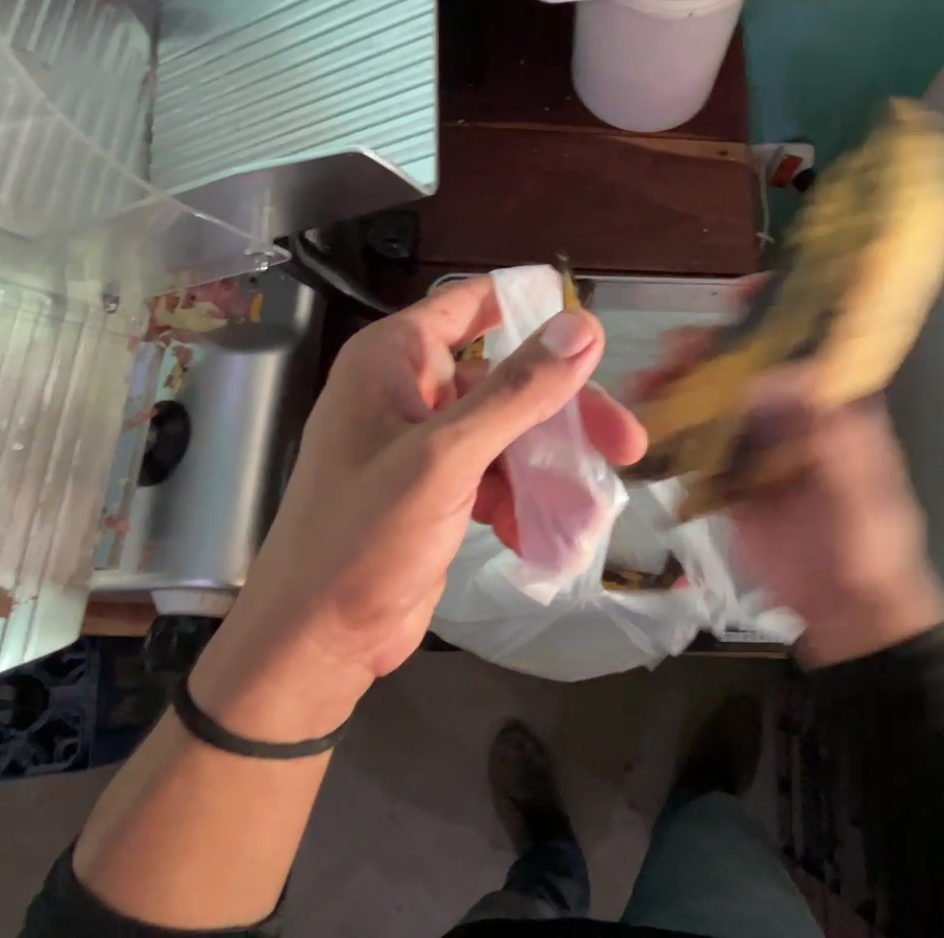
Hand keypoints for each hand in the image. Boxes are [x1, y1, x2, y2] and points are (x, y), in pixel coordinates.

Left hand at [191, 277, 646, 739]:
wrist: (316, 640)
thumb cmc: (363, 538)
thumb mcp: (445, 458)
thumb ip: (515, 392)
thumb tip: (583, 328)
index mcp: (393, 359)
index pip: (472, 304)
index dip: (533, 308)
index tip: (595, 332)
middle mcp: (407, 391)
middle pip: (506, 380)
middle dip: (565, 416)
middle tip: (626, 445)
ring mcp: (422, 445)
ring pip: (508, 435)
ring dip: (549, 472)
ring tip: (587, 515)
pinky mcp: (435, 492)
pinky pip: (494, 479)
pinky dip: (521, 504)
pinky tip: (539, 540)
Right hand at [630, 287, 943, 668]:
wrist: (842, 607)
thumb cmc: (864, 540)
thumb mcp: (854, 482)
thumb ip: (821, 431)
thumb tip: (767, 377)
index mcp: (831, 405)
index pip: (806, 342)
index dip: (777, 311)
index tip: (741, 292)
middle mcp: (791, 416)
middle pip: (744, 367)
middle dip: (707, 351)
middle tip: (674, 349)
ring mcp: (757, 447)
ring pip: (712, 402)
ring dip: (679, 388)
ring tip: (645, 384)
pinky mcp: (728, 480)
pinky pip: (695, 447)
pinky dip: (667, 435)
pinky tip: (641, 426)